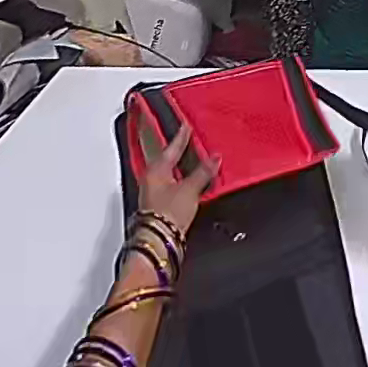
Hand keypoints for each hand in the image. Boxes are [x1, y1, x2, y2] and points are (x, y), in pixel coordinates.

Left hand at [136, 122, 218, 237]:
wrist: (157, 241)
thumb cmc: (168, 213)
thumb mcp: (190, 189)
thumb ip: (203, 172)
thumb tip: (215, 157)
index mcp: (156, 170)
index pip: (172, 148)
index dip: (181, 136)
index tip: (186, 125)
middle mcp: (152, 178)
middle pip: (168, 159)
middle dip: (179, 150)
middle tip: (189, 137)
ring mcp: (155, 192)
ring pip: (170, 171)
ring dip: (182, 164)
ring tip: (193, 156)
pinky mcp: (160, 204)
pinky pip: (173, 183)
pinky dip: (182, 177)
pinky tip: (191, 178)